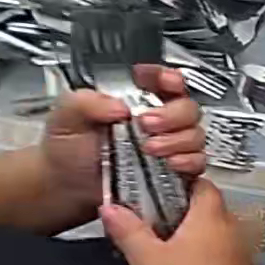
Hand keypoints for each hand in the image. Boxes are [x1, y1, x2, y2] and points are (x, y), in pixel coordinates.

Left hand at [40, 65, 205, 216]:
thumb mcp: (66, 116)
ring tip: (149, 148)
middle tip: (147, 124)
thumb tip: (121, 107)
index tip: (166, 82)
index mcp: (136, 100)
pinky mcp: (177, 170)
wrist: (68, 186)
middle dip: (173, 115)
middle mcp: (159, 120)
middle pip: (188, 108)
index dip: (170, 78)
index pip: (164, 81)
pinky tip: (171, 163)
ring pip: (195, 135)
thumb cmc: (68, 148)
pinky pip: (198, 161)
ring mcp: (170, 145)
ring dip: (177, 140)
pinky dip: (188, 161)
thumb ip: (86, 102)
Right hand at [101, 179, 252, 264]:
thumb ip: (127, 230)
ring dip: (197, 230)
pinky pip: (224, 248)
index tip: (161, 187)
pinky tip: (189, 264)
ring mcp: (241, 248)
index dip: (182, 182)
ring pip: (218, 228)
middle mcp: (232, 227)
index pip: (203, 184)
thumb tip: (109, 208)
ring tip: (169, 241)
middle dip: (185, 207)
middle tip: (157, 216)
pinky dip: (208, 249)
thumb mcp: (147, 257)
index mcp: (211, 215)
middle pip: (210, 205)